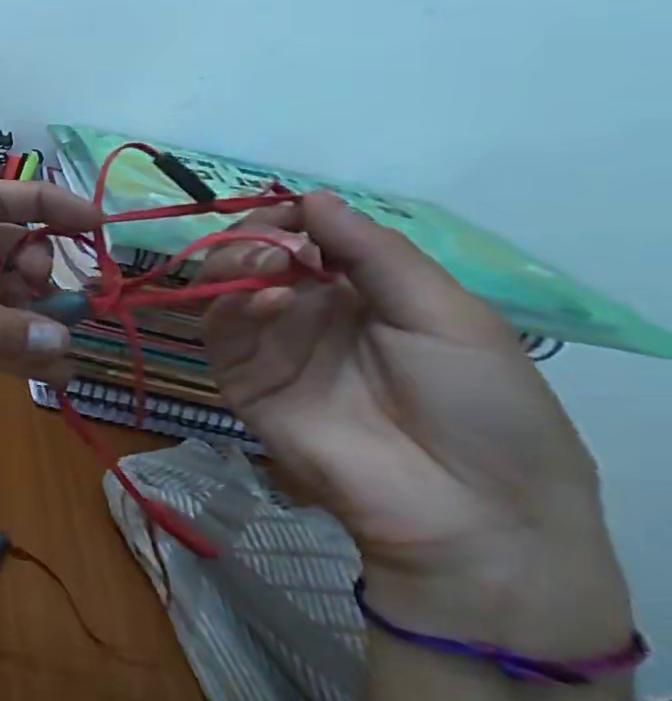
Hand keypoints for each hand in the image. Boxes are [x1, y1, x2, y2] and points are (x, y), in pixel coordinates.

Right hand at [201, 193, 629, 648]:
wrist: (464, 503)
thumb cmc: (481, 402)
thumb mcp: (448, 314)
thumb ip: (375, 254)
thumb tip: (311, 198)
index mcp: (362, 294)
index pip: (304, 242)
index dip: (289, 220)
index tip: (286, 210)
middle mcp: (307, 315)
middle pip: (252, 262)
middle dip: (252, 239)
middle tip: (269, 240)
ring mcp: (270, 349)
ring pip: (224, 292)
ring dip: (235, 268)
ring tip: (266, 265)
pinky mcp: (240, 382)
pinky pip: (219, 336)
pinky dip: (232, 309)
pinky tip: (267, 301)